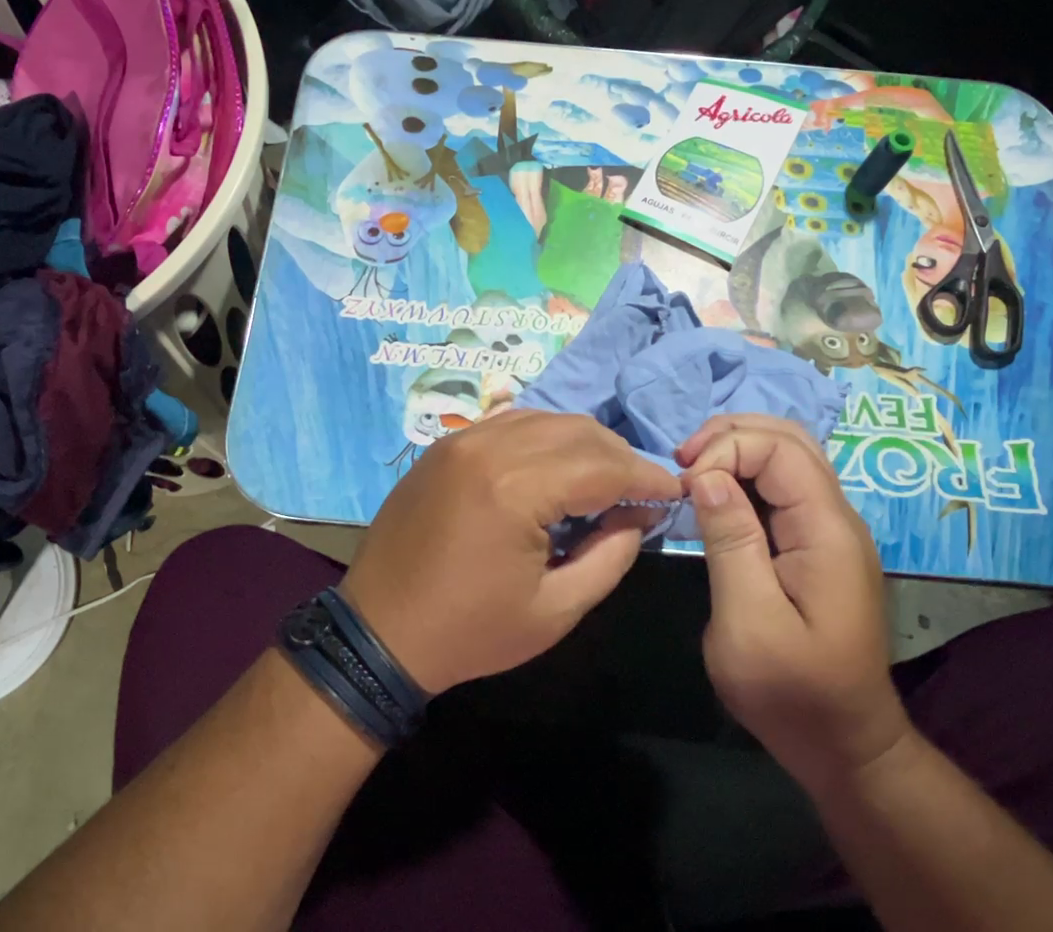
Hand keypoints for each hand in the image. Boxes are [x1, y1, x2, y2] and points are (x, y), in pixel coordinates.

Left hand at [341, 410, 680, 693]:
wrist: (378, 633)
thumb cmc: (470, 632)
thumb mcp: (556, 611)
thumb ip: (610, 555)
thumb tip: (637, 515)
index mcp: (516, 488)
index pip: (603, 465)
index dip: (646, 479)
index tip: (674, 494)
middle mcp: (488, 448)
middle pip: (578, 431)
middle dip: (619, 458)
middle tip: (640, 493)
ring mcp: (460, 441)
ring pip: (544, 419)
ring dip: (583, 444)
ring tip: (603, 481)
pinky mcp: (443, 447)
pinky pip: (508, 424)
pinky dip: (542, 437)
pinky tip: (554, 467)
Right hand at [679, 414, 910, 784]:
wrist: (843, 743)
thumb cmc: (792, 691)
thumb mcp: (749, 622)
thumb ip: (731, 543)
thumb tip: (707, 477)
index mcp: (827, 531)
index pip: (781, 449)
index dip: (726, 449)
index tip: (683, 484)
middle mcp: (838, 519)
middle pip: (792, 440)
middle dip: (732, 435)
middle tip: (682, 462)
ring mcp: (831, 533)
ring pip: (790, 459)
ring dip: (738, 451)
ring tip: (692, 472)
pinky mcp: (818, 549)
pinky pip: (785, 490)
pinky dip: (746, 477)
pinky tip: (715, 495)